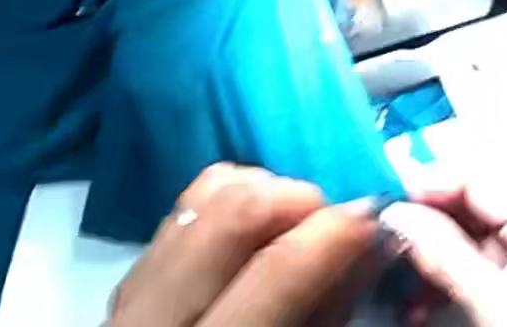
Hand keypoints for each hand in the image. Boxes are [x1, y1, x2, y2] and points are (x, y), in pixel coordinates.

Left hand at [109, 163, 381, 326]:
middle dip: (297, 199)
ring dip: (265, 192)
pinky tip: (258, 222)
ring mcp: (135, 290)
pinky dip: (232, 197)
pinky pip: (188, 203)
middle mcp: (156, 317)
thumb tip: (366, 245)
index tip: (373, 218)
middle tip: (335, 219)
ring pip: (207, 193)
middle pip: (233, 212)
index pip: (275, 272)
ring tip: (298, 219)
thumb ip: (328, 316)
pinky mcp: (133, 274)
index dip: (332, 235)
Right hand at [381, 188, 506, 326]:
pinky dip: (443, 280)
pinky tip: (416, 298)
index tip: (383, 197)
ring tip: (393, 270)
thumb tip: (395, 212)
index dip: (424, 184)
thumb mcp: (500, 307)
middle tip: (381, 235)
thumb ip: (446, 253)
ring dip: (426, 255)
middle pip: (465, 208)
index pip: (472, 180)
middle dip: (422, 222)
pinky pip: (473, 271)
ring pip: (464, 241)